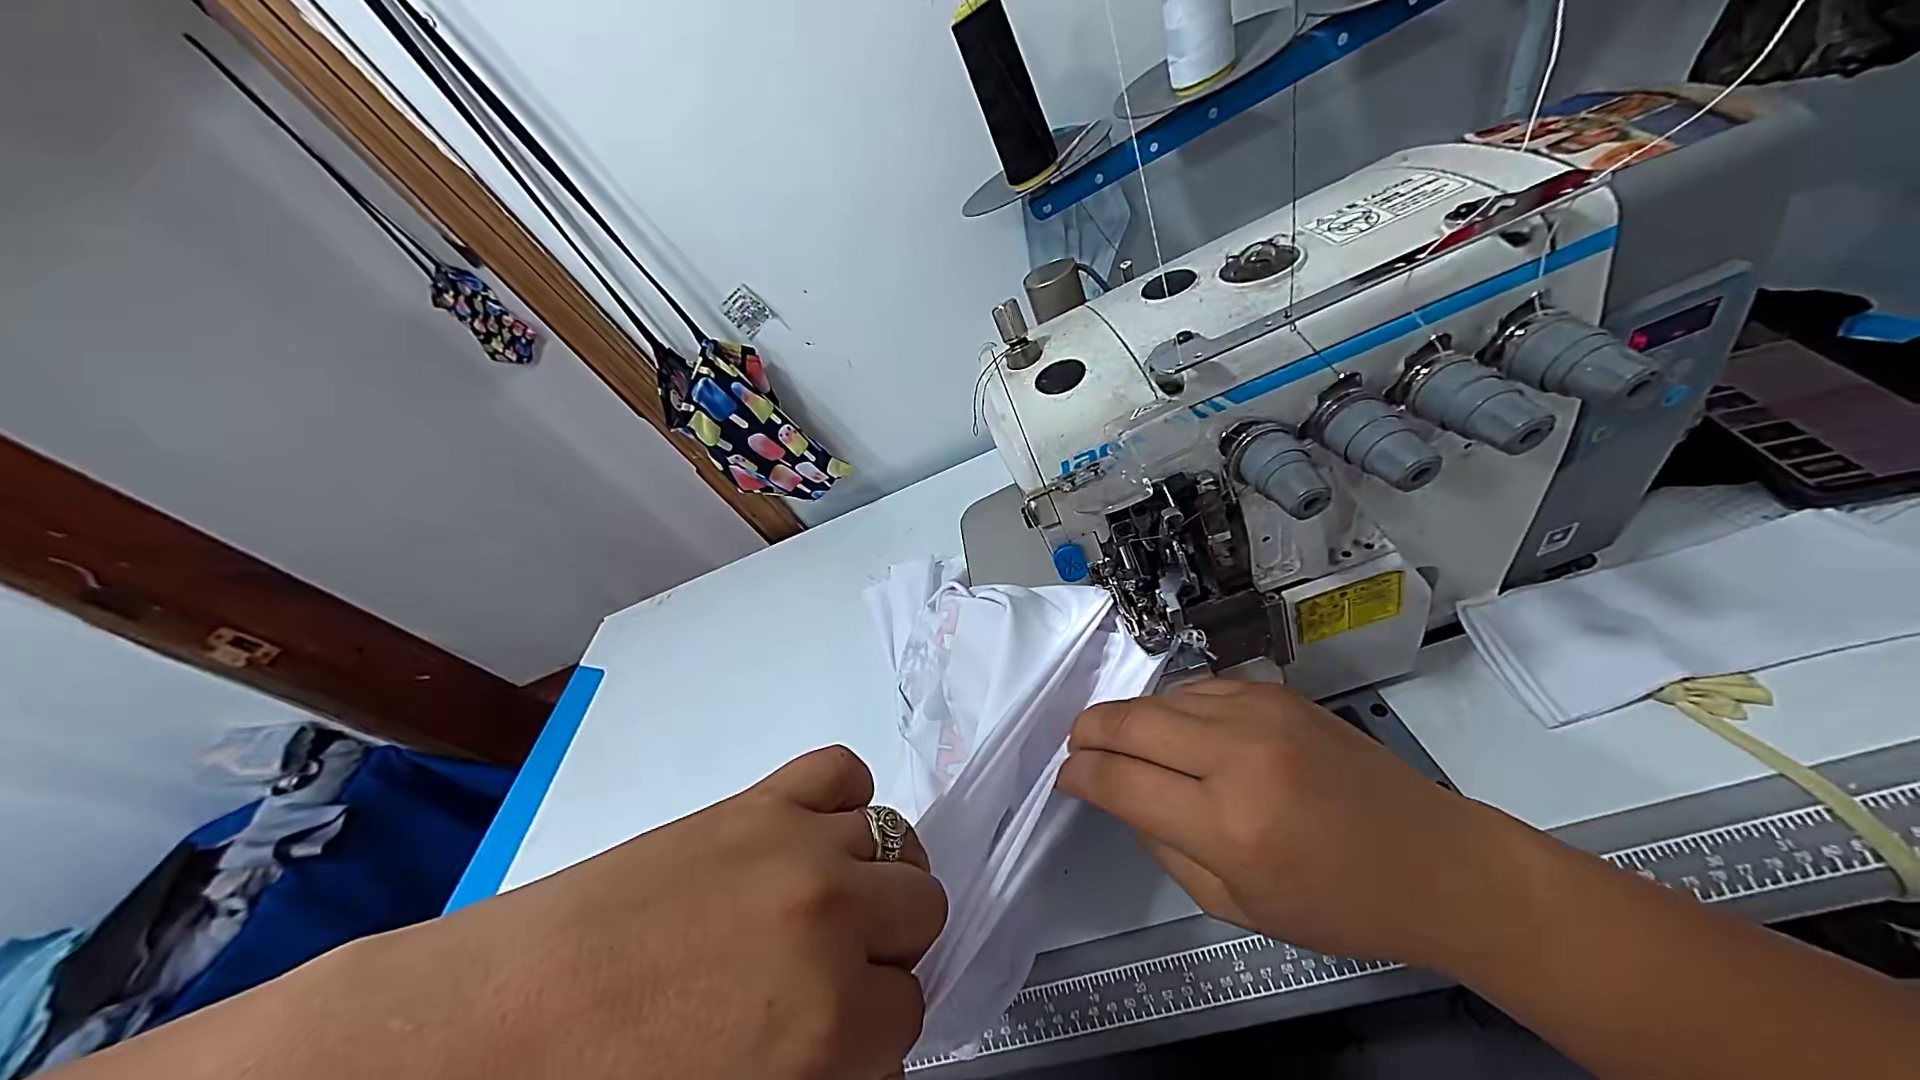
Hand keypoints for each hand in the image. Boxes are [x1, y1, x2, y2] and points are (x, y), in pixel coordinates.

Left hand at [233, 746, 946, 1079]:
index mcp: (830, 1023)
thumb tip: (865, 1032)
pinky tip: (812, 833)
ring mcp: (795, 843)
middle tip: (829, 974)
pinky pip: (839, 769)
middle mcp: (831, 916)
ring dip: (872, 878)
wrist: (485, 1036)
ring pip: (896, 839)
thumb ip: (831, 1069)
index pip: (910, 1015)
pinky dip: (842, 798)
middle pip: (922, 909)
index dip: (869, 1036)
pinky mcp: (756, 800)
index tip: (833, 1041)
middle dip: (884, 952)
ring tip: (823, 904)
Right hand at [1057, 679, 1519, 965]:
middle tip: (1078, 746)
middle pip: (1128, 721)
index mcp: (1229, 825)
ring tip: (1130, 743)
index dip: (1079, 774)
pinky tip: (1180, 731)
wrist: (1435, 861)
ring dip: (1132, 719)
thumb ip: (1162, 844)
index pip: (1119, 780)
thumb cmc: (1338, 904)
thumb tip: (1117, 794)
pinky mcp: (1278, 694)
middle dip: (1088, 731)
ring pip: (1160, 698)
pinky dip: (1175, 708)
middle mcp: (1240, 757)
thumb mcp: (1234, 904)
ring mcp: (1262, 715)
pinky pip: (1199, 689)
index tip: (1067, 777)